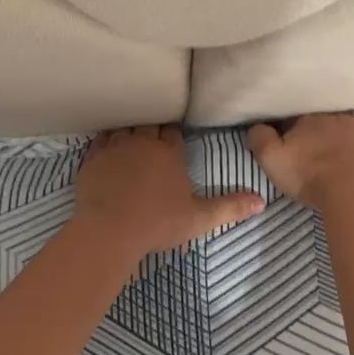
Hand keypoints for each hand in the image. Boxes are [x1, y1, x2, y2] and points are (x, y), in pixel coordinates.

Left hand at [74, 125, 264, 256]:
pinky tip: (108, 149)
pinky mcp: (92, 159)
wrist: (110, 229)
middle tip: (153, 141)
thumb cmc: (158, 223)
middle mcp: (142, 143)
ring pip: (124, 128)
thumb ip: (230, 207)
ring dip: (129, 133)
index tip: (172, 142)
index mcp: (169, 153)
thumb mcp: (200, 218)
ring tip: (131, 142)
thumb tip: (261, 201)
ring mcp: (114, 148)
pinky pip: (100, 140)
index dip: (172, 136)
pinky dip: (106, 141)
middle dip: (151, 130)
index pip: (173, 132)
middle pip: (148, 125)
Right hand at [248, 113, 353, 210]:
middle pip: (319, 115)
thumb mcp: (271, 159)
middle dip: (313, 125)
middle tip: (309, 141)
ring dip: (339, 124)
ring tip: (336, 138)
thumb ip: (259, 138)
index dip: (286, 126)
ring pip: (346, 116)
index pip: (291, 116)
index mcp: (305, 118)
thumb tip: (256, 125)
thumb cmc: (309, 176)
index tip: (283, 137)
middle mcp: (332, 114)